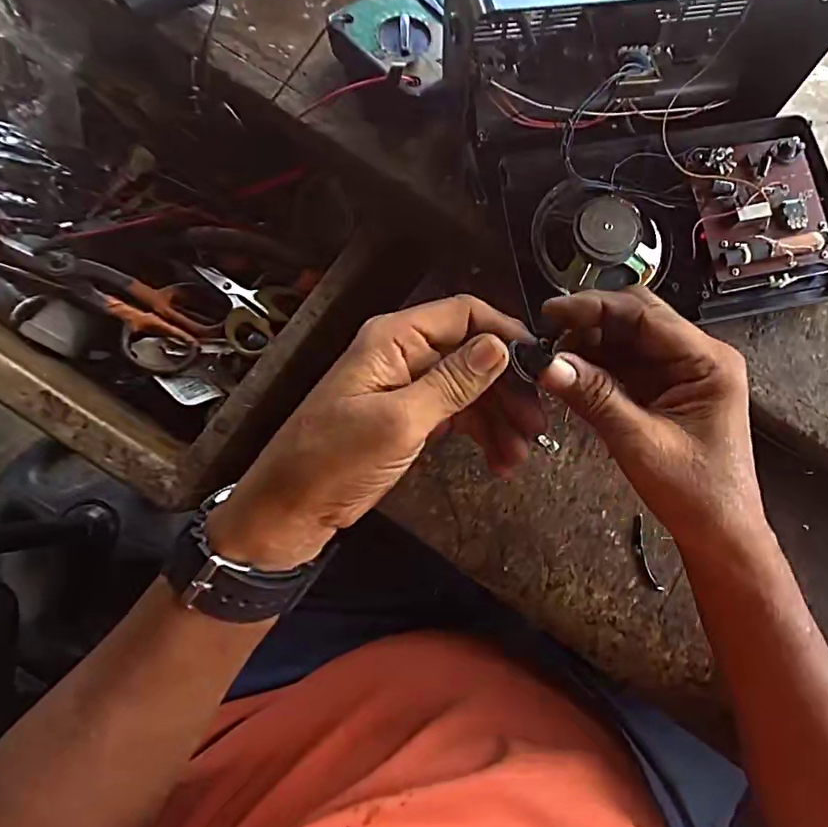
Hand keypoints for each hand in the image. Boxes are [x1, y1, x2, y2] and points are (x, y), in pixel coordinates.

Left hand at [209, 295, 545, 567]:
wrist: (289, 513)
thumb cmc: (331, 462)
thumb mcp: (399, 421)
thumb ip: (453, 382)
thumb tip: (498, 346)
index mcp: (395, 339)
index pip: (464, 314)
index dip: (505, 333)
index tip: (538, 364)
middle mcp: (406, 354)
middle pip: (475, 354)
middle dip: (509, 388)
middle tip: (536, 422)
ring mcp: (411, 385)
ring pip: (474, 388)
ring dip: (501, 418)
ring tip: (520, 453)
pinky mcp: (414, 414)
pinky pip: (461, 414)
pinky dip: (483, 434)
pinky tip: (500, 459)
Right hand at [536, 287, 765, 549]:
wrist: (719, 533)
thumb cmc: (700, 494)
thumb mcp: (640, 443)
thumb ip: (596, 398)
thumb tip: (552, 365)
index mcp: (709, 362)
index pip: (645, 314)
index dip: (595, 308)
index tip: (555, 312)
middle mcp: (699, 359)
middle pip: (636, 322)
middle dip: (590, 326)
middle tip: (548, 336)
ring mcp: (682, 374)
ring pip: (627, 342)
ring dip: (590, 347)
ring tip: (555, 359)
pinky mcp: (666, 391)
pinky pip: (627, 367)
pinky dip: (598, 369)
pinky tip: (573, 375)